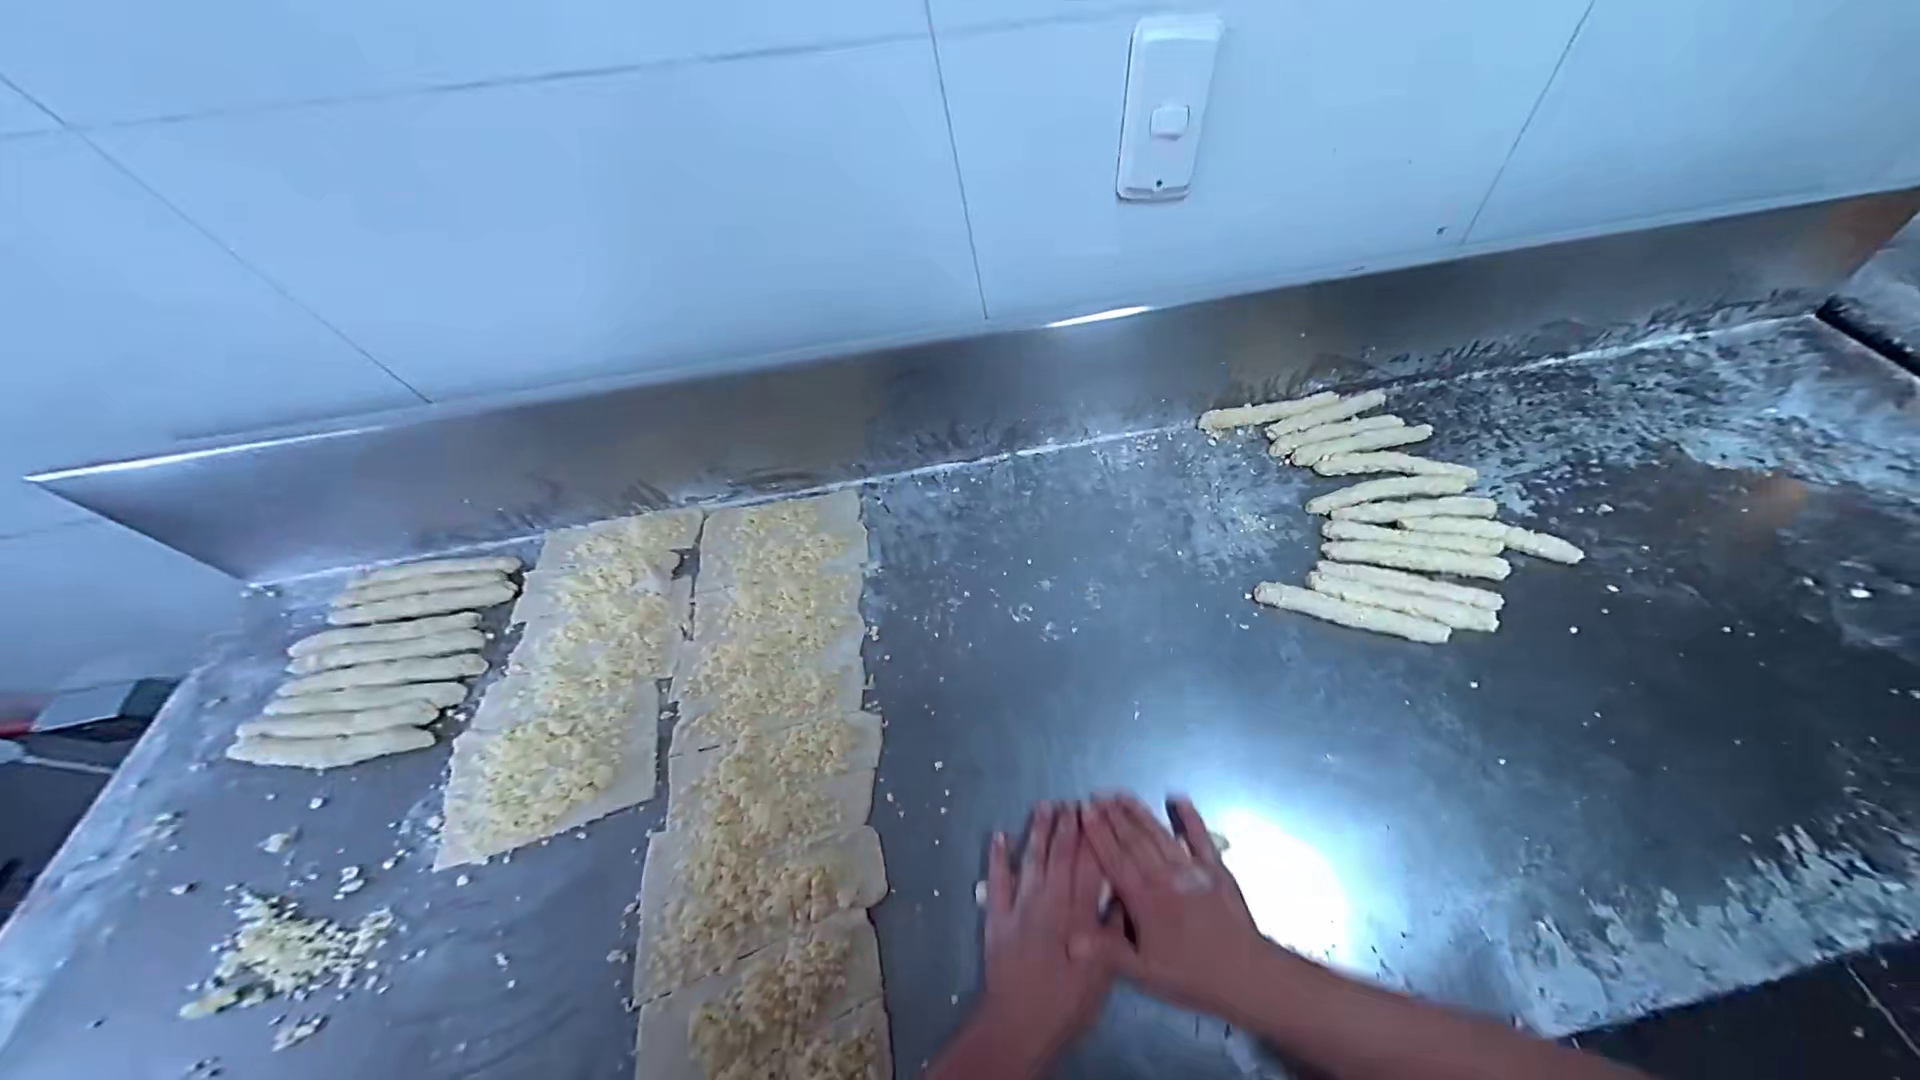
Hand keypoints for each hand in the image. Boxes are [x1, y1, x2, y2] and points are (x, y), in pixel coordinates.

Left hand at [976, 802, 1123, 1061]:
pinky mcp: (997, 915)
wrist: (1020, 1023)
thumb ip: (1111, 931)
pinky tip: (999, 835)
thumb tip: (1121, 895)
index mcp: (1078, 913)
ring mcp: (1020, 905)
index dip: (1093, 837)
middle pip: (1060, 855)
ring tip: (1044, 806)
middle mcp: (1049, 900)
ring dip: (1038, 831)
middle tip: (1072, 801)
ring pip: (1031, 859)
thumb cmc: (1067, 1002)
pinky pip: (997, 879)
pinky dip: (998, 856)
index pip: (1089, 865)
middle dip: (1067, 826)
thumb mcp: (1103, 973)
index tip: (1095, 812)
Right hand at [1077, 793, 1273, 1016]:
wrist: (1248, 976)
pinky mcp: (1215, 869)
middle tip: (1096, 796)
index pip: (1114, 858)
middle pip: (1133, 840)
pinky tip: (1178, 798)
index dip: (1097, 833)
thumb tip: (1070, 939)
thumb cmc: (1192, 976)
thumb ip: (1107, 950)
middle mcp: (1163, 875)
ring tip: (1121, 794)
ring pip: (1159, 833)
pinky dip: (1189, 816)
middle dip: (1112, 816)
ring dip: (1138, 812)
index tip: (1084, 810)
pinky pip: (1199, 837)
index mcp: (1143, 898)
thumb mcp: (1144, 972)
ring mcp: (1191, 868)